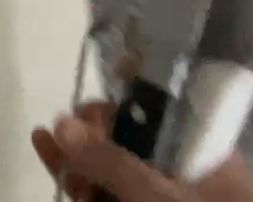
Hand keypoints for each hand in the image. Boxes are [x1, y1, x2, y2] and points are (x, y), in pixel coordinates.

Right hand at [31, 102, 252, 201]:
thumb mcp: (163, 201)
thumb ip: (113, 163)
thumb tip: (59, 123)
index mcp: (207, 159)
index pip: (174, 106)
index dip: (142, 82)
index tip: (111, 64)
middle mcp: (185, 173)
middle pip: (131, 133)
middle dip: (93, 128)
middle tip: (68, 131)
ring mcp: (158, 196)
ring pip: (111, 163)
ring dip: (76, 152)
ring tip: (45, 142)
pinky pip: (101, 188)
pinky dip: (74, 173)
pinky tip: (46, 151)